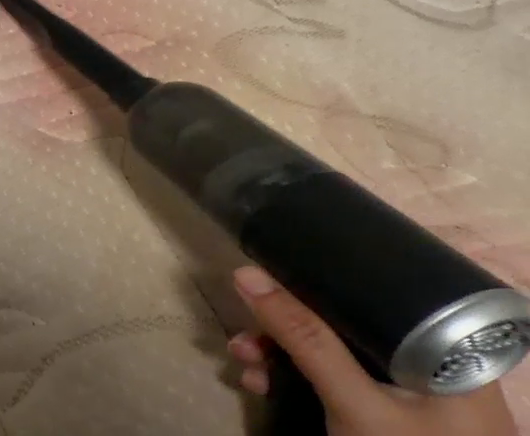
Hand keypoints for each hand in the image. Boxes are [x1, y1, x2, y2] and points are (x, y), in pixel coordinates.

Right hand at [228, 266, 517, 434]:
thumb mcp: (353, 402)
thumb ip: (305, 339)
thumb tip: (246, 273)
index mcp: (442, 352)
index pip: (366, 296)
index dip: (308, 287)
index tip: (259, 291)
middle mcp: (427, 364)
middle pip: (339, 326)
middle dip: (280, 331)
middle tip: (243, 342)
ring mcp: (409, 392)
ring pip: (330, 352)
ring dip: (277, 355)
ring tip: (245, 366)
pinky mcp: (390, 412)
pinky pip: (334, 378)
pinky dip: (296, 377)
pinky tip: (265, 384)